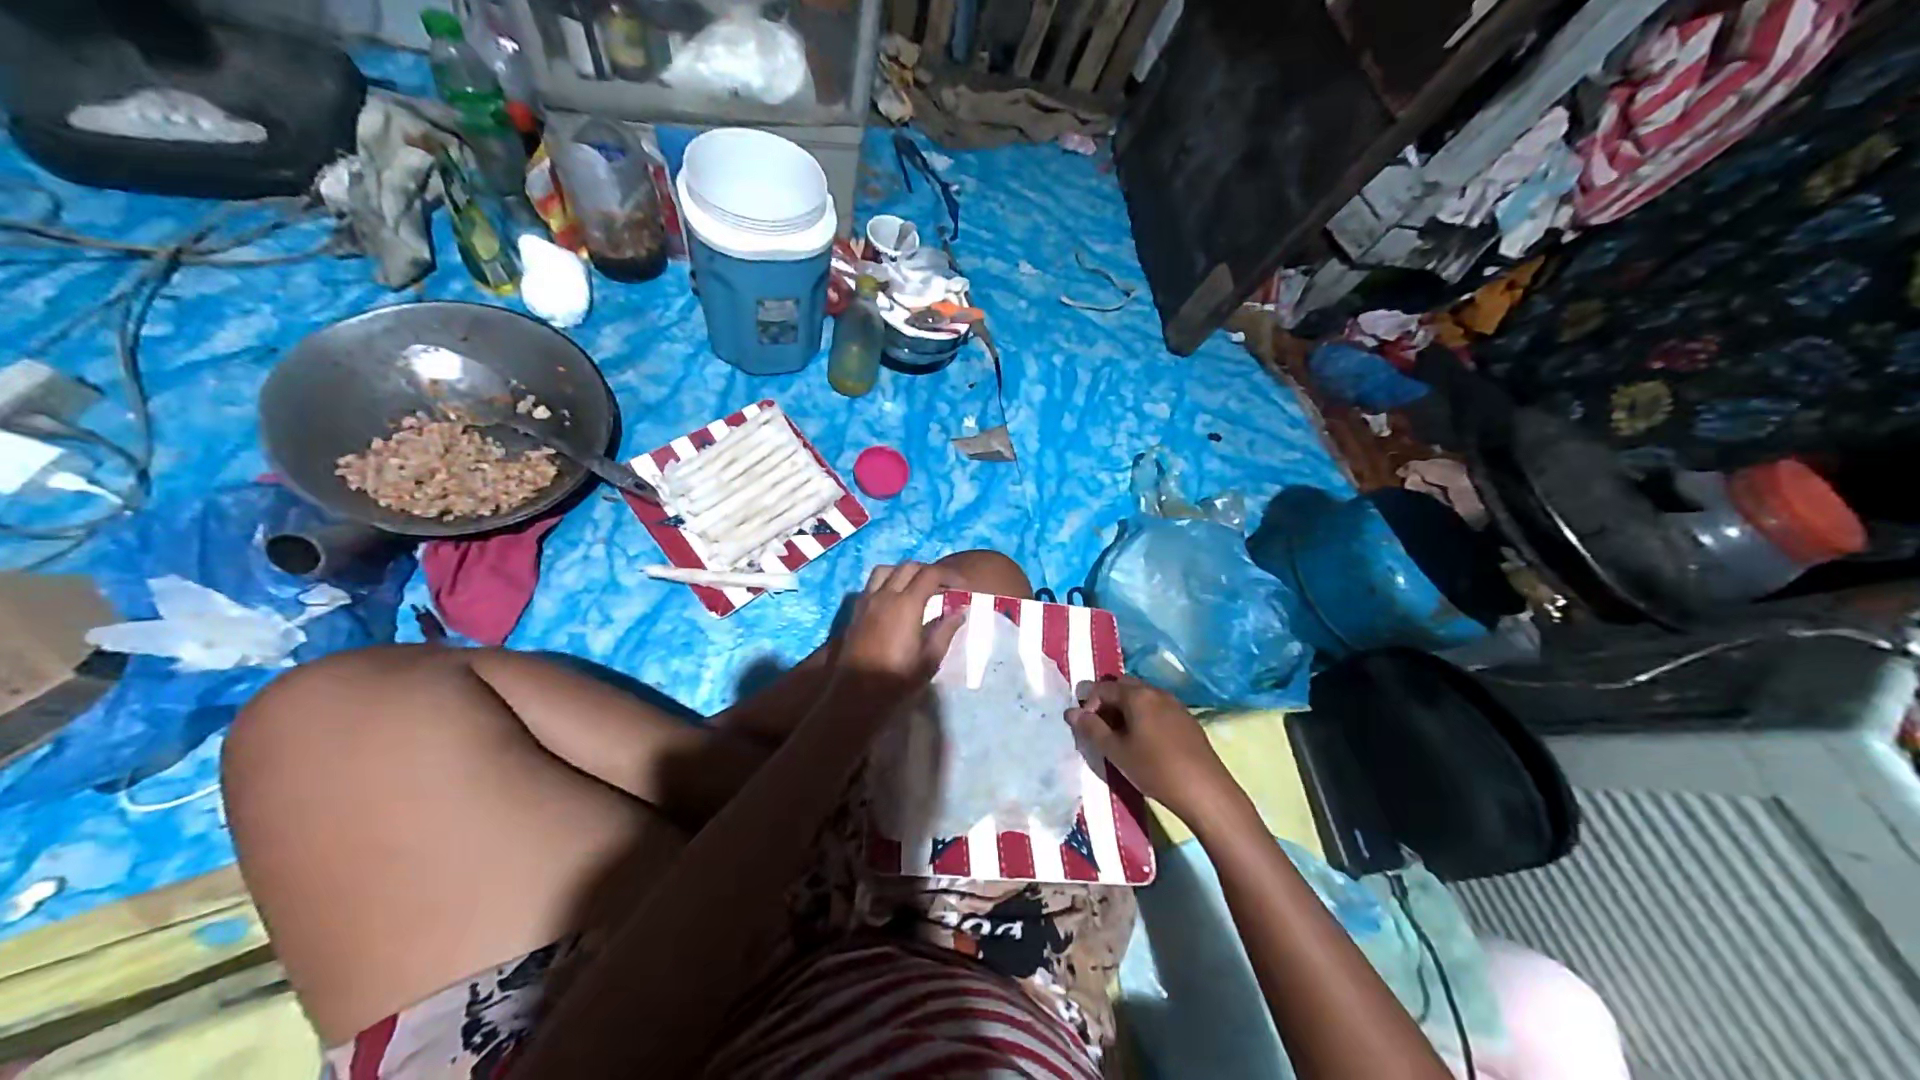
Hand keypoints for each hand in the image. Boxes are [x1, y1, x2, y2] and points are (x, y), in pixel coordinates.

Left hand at [837, 562, 965, 681]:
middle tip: (943, 587)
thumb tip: (958, 612)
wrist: (857, 693)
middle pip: (908, 567)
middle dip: (928, 571)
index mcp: (907, 604)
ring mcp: (867, 601)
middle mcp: (885, 595)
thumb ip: (945, 630)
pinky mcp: (856, 610)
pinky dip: (887, 582)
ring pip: (886, 570)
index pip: (930, 574)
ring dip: (904, 572)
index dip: (949, 575)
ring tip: (916, 587)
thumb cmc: (898, 678)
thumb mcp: (930, 658)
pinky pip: (872, 584)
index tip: (961, 586)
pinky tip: (894, 600)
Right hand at [1067, 676, 1236, 819]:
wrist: (1205, 790)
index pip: (1103, 688)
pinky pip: (1157, 708)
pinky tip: (1145, 742)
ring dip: (1126, 710)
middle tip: (1101, 729)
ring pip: (1142, 697)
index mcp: (1137, 695)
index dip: (1088, 704)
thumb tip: (1071, 712)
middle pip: (1124, 687)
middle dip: (1108, 702)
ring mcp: (1175, 704)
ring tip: (1121, 737)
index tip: (1085, 728)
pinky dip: (1144, 716)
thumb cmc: (1154, 769)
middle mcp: (1156, 692)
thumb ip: (1091, 729)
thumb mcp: (1115, 751)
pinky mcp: (1187, 719)